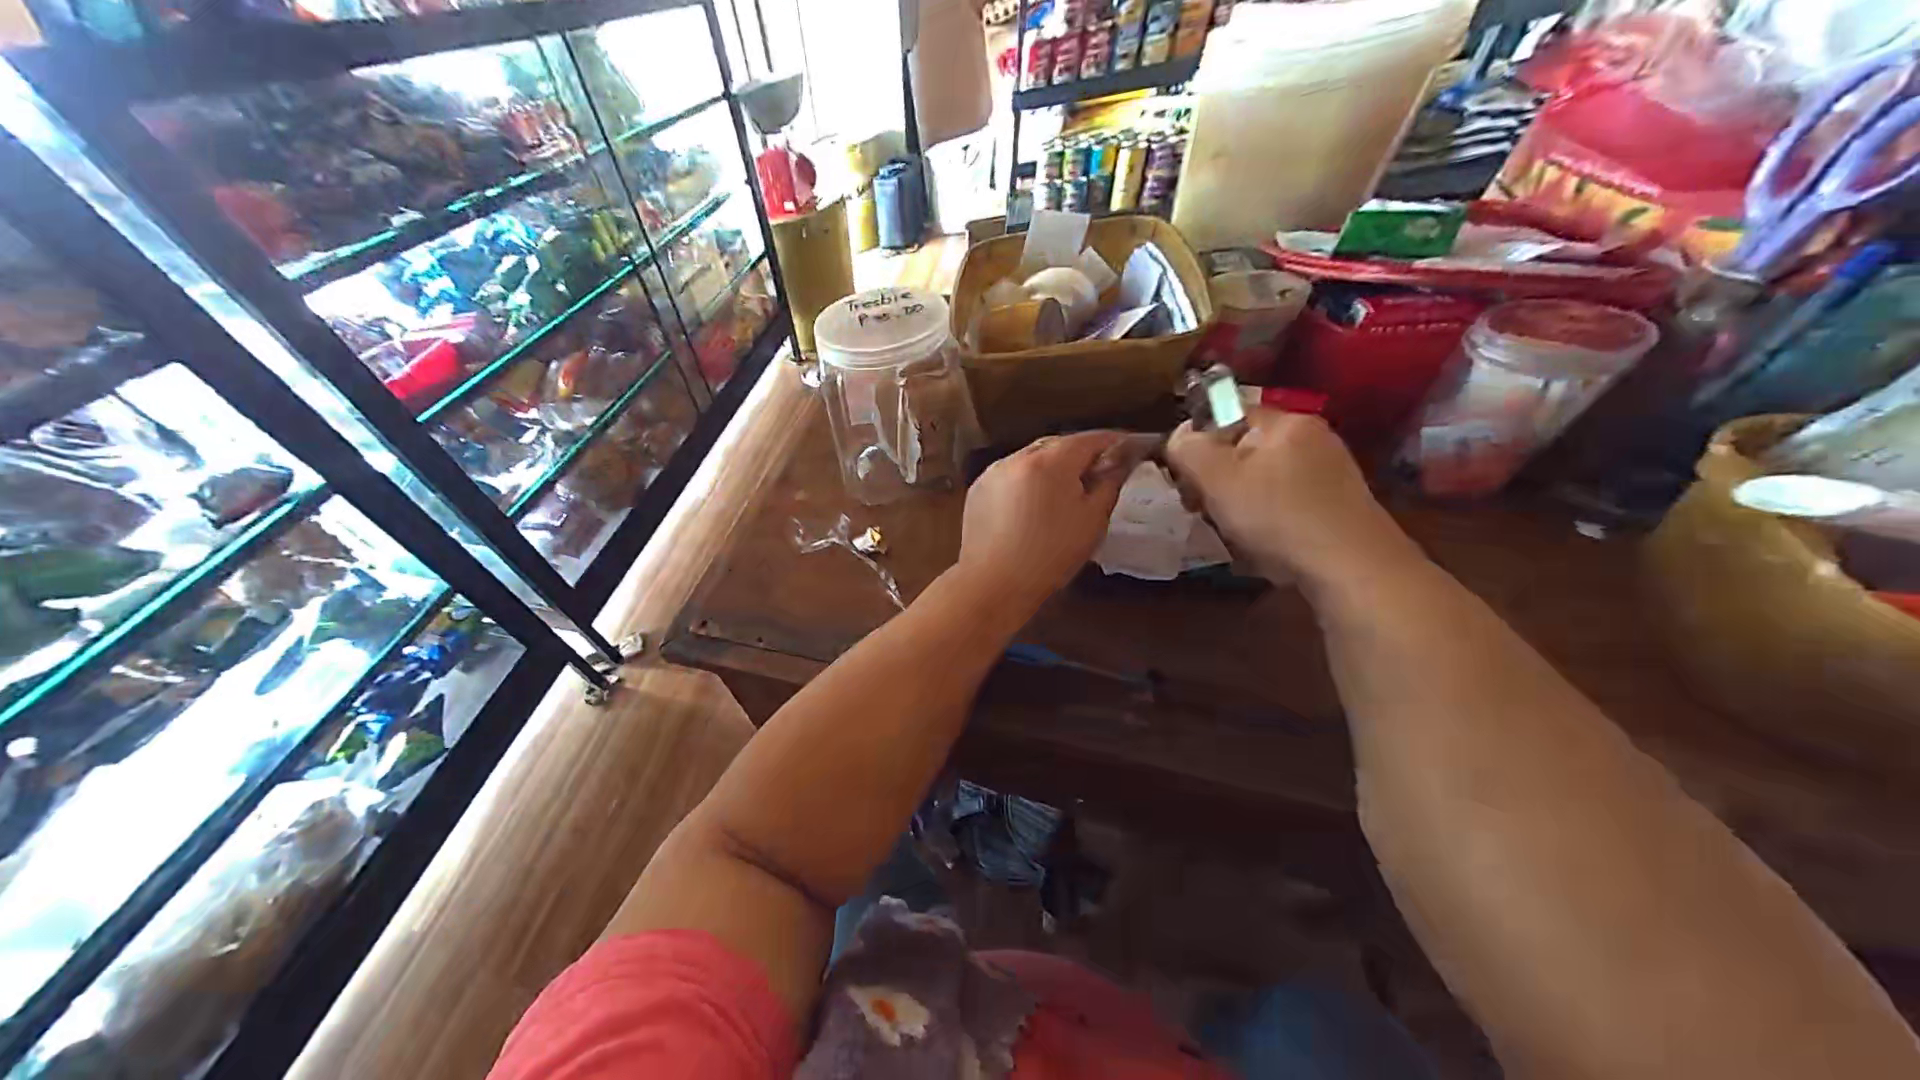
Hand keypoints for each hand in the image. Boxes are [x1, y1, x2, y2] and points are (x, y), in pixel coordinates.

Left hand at [955, 430, 1128, 612]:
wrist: (994, 584)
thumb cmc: (1051, 555)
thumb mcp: (1093, 520)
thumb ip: (1109, 483)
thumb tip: (1119, 461)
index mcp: (1051, 461)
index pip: (1090, 438)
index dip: (1114, 441)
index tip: (1130, 447)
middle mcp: (1019, 457)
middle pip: (1059, 444)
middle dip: (1081, 453)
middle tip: (1101, 470)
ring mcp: (994, 471)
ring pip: (1032, 458)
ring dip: (1052, 466)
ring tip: (1067, 488)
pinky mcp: (979, 489)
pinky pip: (1011, 474)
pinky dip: (1028, 480)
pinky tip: (1034, 502)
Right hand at [1165, 410, 1421, 591]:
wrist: (1353, 569)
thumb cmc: (1279, 517)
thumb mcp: (1218, 479)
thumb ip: (1189, 449)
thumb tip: (1180, 437)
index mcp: (1287, 423)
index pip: (1226, 416)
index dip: (1198, 445)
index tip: (1186, 480)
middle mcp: (1314, 441)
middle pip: (1243, 453)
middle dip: (1216, 483)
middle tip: (1203, 511)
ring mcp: (1330, 476)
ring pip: (1261, 484)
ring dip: (1238, 508)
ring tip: (1234, 536)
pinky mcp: (1337, 510)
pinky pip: (1284, 508)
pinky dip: (1266, 526)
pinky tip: (1263, 549)